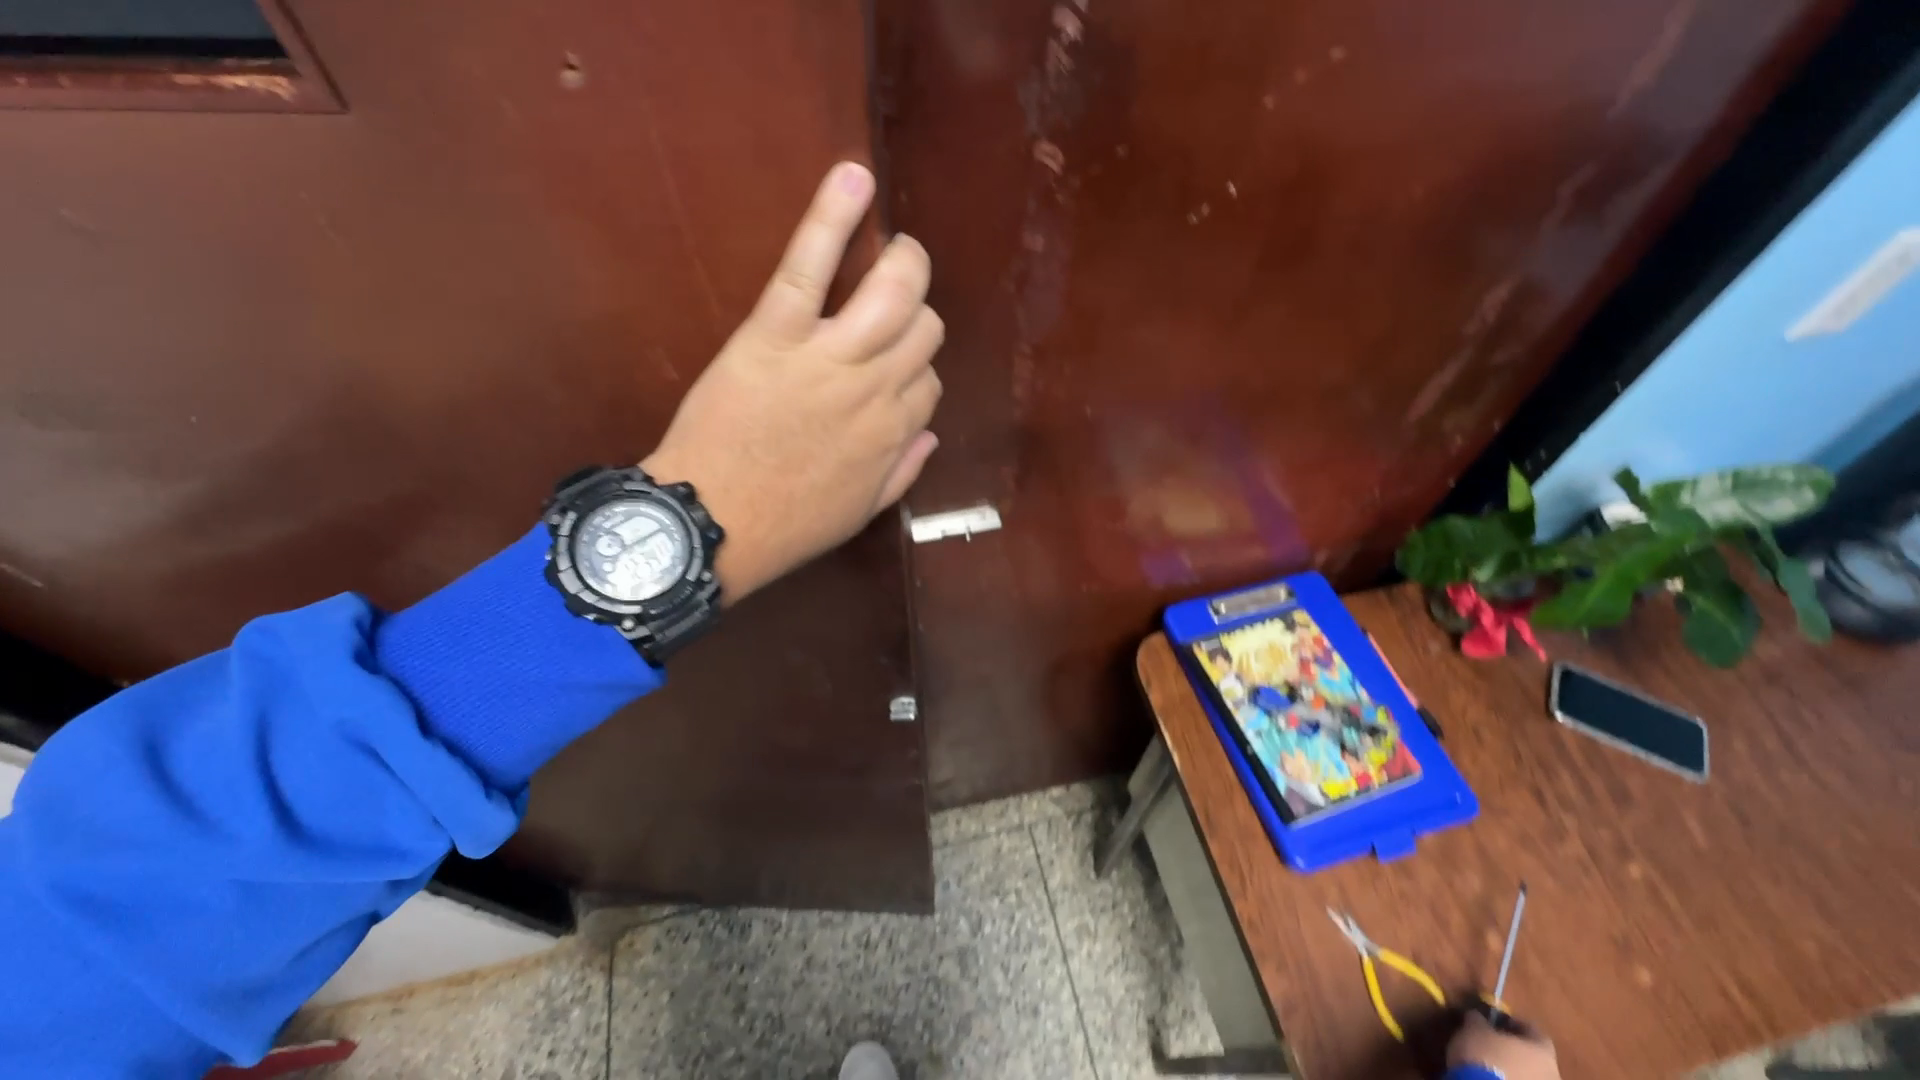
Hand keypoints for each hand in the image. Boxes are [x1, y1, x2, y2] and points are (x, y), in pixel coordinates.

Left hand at [642, 161, 942, 604]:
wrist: (710, 523)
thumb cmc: (783, 524)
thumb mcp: (859, 512)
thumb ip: (904, 471)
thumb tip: (930, 434)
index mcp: (894, 433)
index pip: (930, 380)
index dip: (913, 371)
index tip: (887, 374)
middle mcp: (876, 388)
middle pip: (925, 326)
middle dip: (915, 312)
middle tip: (889, 304)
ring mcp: (830, 357)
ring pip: (895, 290)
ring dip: (904, 262)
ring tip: (893, 247)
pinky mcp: (778, 334)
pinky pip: (811, 266)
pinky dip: (832, 218)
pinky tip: (853, 177)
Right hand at [1447, 1013, 1559, 1079]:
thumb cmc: (1485, 1056)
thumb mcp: (1473, 1029)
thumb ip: (1478, 1020)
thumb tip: (1477, 1016)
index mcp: (1543, 1050)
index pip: (1533, 1029)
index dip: (1513, 1023)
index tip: (1495, 1021)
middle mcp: (1552, 1073)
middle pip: (1534, 1056)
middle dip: (1515, 1050)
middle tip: (1492, 1044)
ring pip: (1530, 1075)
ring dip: (1514, 1069)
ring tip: (1489, 1065)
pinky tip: (1490, 1078)